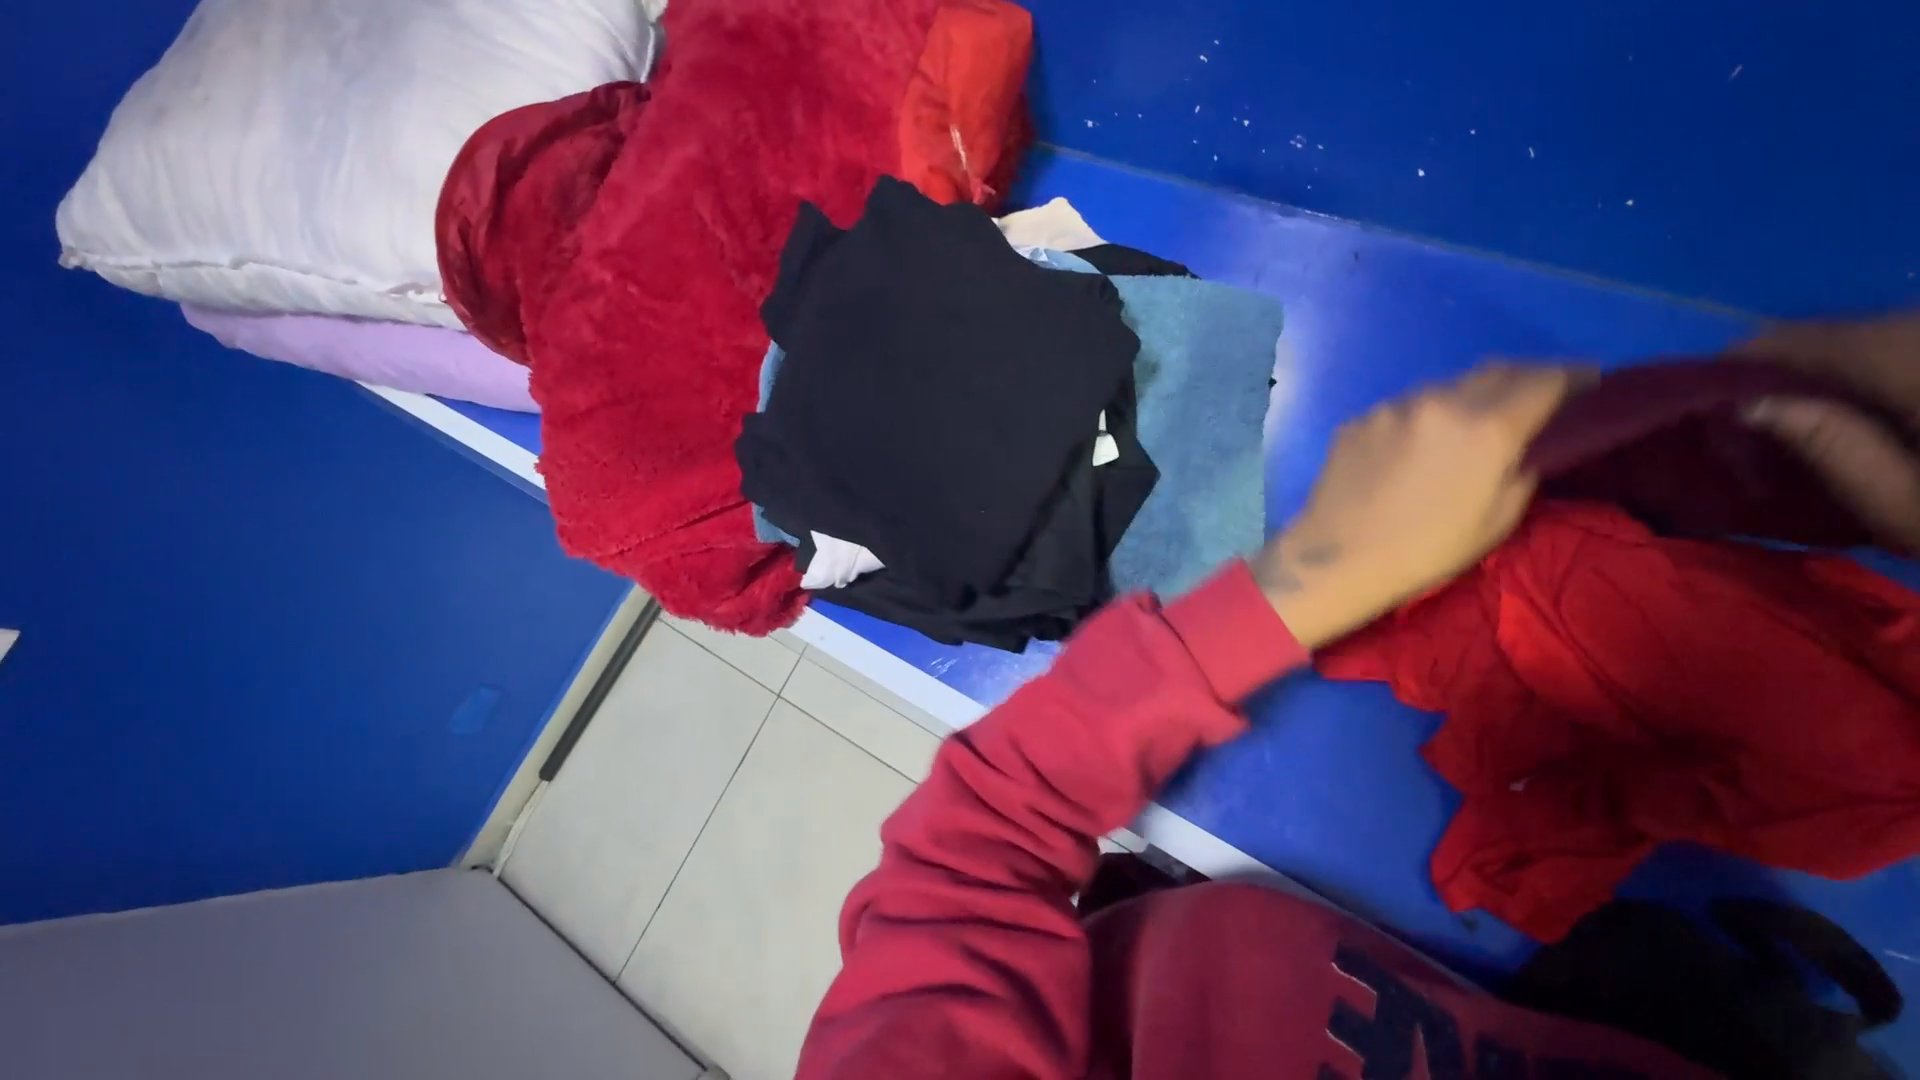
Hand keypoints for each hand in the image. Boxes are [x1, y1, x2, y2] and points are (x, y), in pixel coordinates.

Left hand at [1252, 364, 1578, 647]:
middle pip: (1494, 372)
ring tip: (1467, 428)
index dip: (1574, 377)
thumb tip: (1524, 446)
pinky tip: (1412, 450)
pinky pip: (1402, 410)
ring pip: (1444, 388)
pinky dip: (1420, 421)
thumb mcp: (1498, 519)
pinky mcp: (1357, 420)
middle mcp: (1438, 402)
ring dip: (1465, 399)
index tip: (1588, 383)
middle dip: (1523, 379)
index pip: (1545, 379)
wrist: (1336, 559)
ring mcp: (1391, 407)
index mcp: (1486, 426)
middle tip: (1536, 397)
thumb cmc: (1425, 551)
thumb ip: (1522, 468)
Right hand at [1729, 313, 1919, 552]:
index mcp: (1910, 361)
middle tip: (1758, 438)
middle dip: (1782, 379)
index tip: (1700, 415)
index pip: (1786, 340)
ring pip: (1881, 337)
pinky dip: (1887, 377)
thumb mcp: (1913, 513)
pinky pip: (1916, 347)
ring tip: (1823, 434)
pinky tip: (1892, 421)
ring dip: (1836, 379)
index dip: (1729, 370)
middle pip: (1832, 335)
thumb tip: (1748, 405)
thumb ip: (1829, 449)